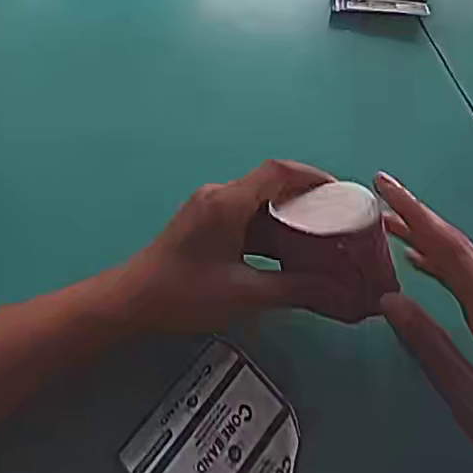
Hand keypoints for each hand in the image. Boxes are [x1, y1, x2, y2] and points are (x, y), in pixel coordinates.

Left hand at [105, 160, 359, 333]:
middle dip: (305, 198)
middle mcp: (219, 195)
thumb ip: (293, 288)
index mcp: (227, 201)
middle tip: (336, 217)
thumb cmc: (185, 293)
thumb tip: (337, 291)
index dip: (311, 176)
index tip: (339, 190)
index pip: (276, 172)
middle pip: (269, 184)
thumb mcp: (243, 293)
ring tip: (320, 236)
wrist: (132, 300)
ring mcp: (210, 207)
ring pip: (258, 202)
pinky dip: (270, 228)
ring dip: (287, 216)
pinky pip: (246, 216)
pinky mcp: (206, 222)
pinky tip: (289, 251)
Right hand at [373, 173, 472, 472]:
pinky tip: (433, 270)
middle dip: (421, 219)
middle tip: (381, 200)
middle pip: (466, 252)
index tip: (386, 186)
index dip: (417, 213)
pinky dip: (454, 268)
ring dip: (435, 242)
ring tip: (395, 229)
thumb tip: (392, 301)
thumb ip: (436, 353)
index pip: (454, 253)